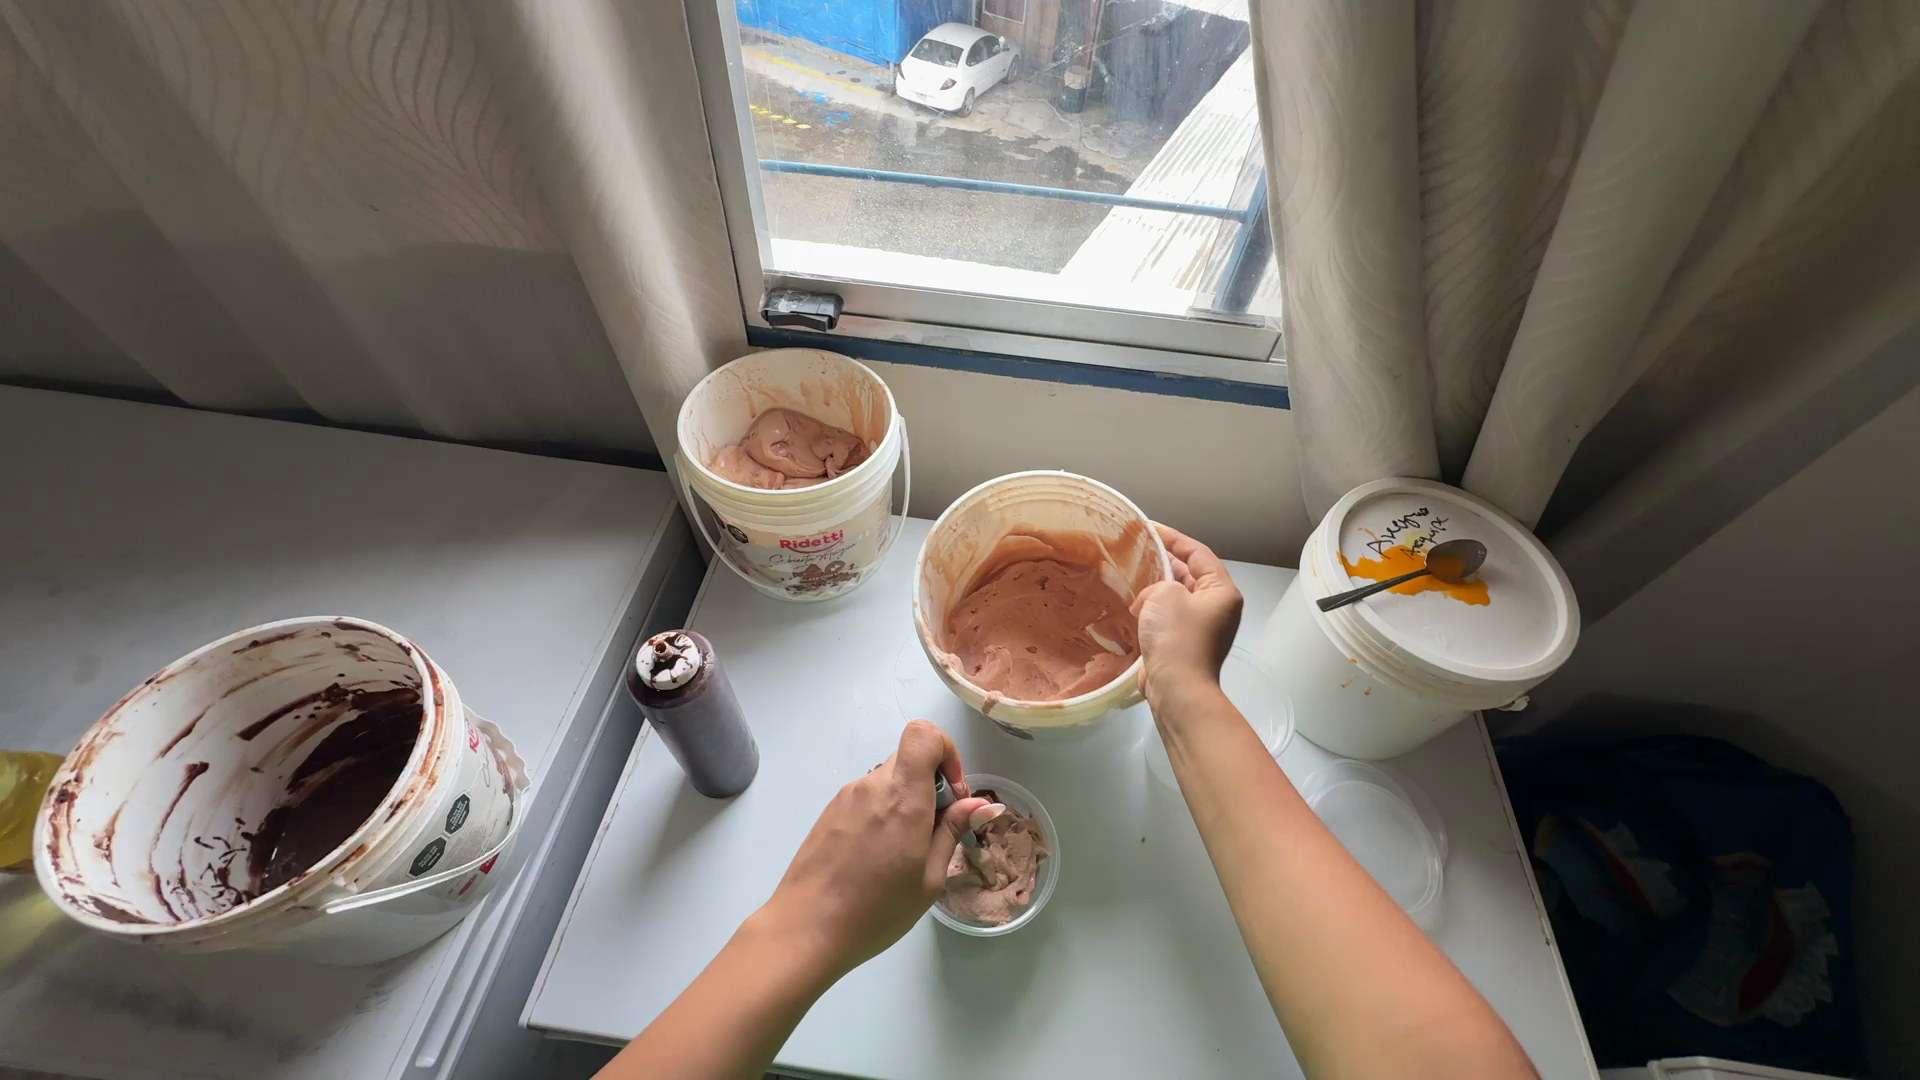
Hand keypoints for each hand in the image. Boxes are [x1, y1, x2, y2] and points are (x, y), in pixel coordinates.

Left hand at [760, 720, 987, 978]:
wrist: (805, 928)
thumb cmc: (876, 910)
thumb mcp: (929, 878)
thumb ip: (952, 831)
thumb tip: (980, 804)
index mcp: (903, 797)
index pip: (924, 734)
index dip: (946, 752)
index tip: (952, 792)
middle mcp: (874, 784)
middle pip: (909, 757)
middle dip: (930, 782)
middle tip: (933, 829)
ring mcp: (848, 795)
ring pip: (888, 778)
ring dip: (905, 799)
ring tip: (902, 850)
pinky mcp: (830, 809)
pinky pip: (867, 795)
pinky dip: (882, 811)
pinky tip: (876, 855)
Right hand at [1132, 524, 1242, 707]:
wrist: (1177, 688)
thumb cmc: (1177, 637)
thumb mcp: (1166, 593)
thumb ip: (1160, 582)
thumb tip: (1151, 600)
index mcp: (1222, 591)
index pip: (1198, 553)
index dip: (1173, 537)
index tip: (1149, 528)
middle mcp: (1216, 607)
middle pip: (1189, 574)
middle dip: (1163, 563)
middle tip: (1137, 551)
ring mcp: (1201, 627)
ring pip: (1176, 596)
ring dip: (1154, 589)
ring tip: (1130, 578)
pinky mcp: (1185, 643)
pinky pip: (1168, 617)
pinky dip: (1152, 610)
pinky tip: (1133, 607)